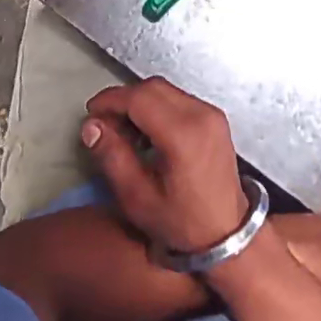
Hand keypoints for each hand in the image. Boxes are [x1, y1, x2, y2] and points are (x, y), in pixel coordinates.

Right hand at [82, 77, 248, 254]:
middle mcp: (202, 115)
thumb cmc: (182, 222)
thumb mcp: (137, 197)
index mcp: (184, 134)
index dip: (110, 100)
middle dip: (123, 99)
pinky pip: (180, 100)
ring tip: (123, 132)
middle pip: (153, 87)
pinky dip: (158, 108)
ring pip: (167, 91)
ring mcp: (213, 115)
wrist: (229, 233)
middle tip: (104, 124)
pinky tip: (147, 134)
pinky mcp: (216, 119)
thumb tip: (91, 126)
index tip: (91, 114)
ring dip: (140, 102)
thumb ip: (113, 156)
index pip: (140, 97)